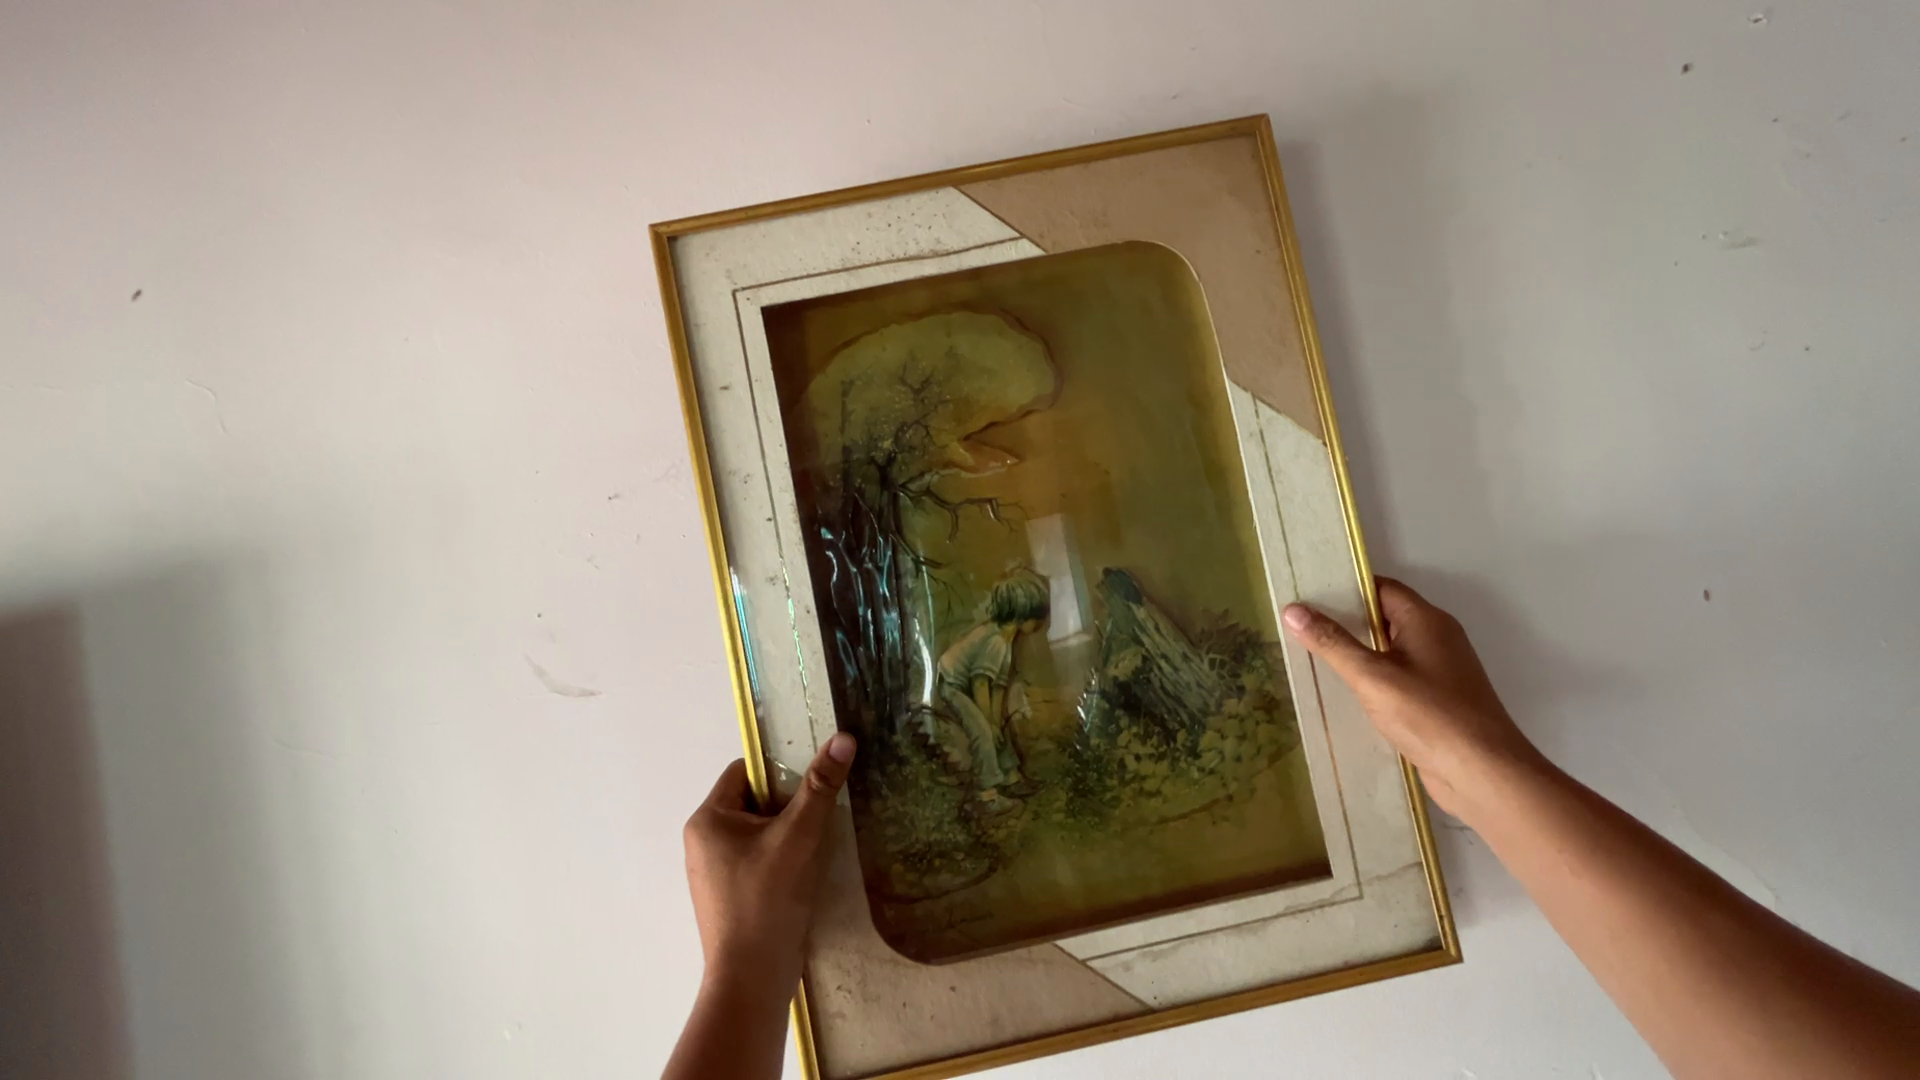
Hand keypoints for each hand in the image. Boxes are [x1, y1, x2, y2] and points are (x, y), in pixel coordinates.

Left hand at [682, 733, 855, 996]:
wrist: (752, 981)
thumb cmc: (768, 899)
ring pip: (759, 832)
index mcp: (707, 820)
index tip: (813, 782)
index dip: (780, 770)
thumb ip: (821, 786)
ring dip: (789, 833)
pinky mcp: (729, 897)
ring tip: (818, 842)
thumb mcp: (799, 835)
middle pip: (754, 801)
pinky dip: (783, 859)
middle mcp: (703, 842)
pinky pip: (758, 860)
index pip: (745, 771)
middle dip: (789, 804)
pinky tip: (807, 872)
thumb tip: (843, 737)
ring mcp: (714, 873)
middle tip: (821, 813)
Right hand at [1281, 577, 1545, 818]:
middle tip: (1299, 623)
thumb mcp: (1371, 676)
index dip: (1344, 587)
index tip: (1306, 593)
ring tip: (1310, 653)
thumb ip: (1331, 642)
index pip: (1381, 588)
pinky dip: (1370, 674)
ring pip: (1389, 647)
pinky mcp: (1437, 697)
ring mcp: (1439, 668)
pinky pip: (1396, 673)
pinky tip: (1343, 689)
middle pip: (1384, 615)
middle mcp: (1437, 637)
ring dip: (1355, 649)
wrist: (1483, 774)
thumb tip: (1293, 609)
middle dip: (1344, 619)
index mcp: (1426, 620)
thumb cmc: (1428, 715)